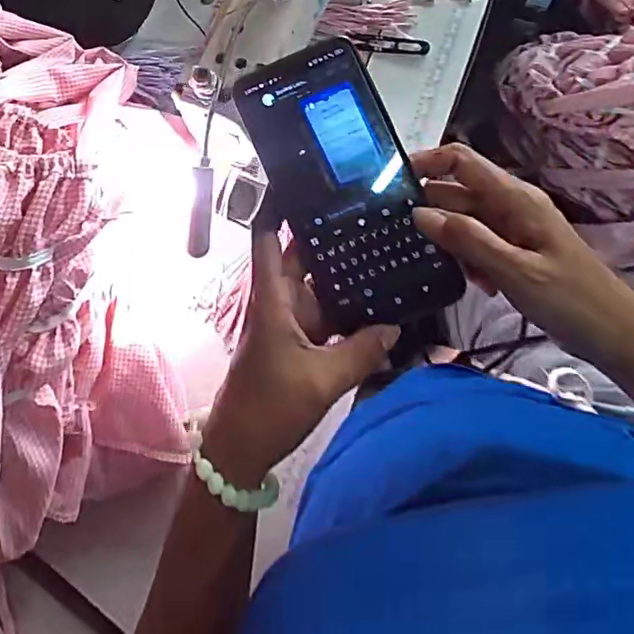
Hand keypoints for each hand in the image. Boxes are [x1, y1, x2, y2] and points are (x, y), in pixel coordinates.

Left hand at [201, 220, 399, 488]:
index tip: (299, 183)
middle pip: (301, 258)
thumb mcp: (322, 379)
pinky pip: (324, 316)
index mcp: (273, 298)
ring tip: (377, 250)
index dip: (275, 208)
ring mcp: (289, 323)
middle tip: (365, 214)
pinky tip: (374, 303)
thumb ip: (362, 351)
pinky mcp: (298, 344)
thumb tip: (394, 325)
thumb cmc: (270, 407)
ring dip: (340, 274)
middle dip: (326, 238)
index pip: (268, 239)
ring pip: (317, 288)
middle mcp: (280, 302)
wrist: (240, 451)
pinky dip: (345, 308)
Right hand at [409, 144, 633, 367]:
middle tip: (403, 237)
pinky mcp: (517, 251)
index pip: (461, 160)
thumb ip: (467, 240)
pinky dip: (468, 257)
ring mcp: (515, 227)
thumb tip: (420, 213)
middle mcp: (512, 204)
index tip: (391, 181)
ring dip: (451, 240)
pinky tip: (476, 283)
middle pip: (457, 191)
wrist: (620, 338)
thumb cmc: (573, 301)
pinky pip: (479, 242)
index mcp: (515, 198)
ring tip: (447, 268)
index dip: (426, 161)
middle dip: (431, 210)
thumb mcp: (516, 271)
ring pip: (465, 219)